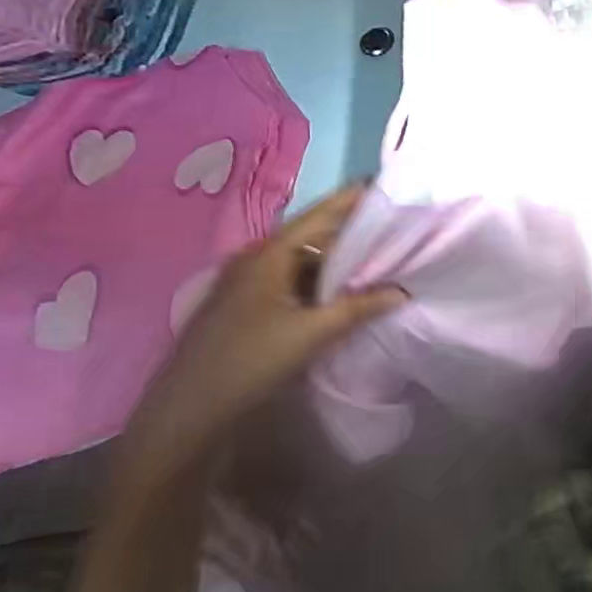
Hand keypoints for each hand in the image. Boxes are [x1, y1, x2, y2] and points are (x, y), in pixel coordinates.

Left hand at [142, 185, 405, 451]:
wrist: (190, 406)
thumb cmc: (252, 360)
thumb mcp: (312, 334)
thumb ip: (357, 308)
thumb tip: (400, 292)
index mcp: (269, 254)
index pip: (318, 215)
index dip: (349, 200)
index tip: (380, 185)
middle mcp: (254, 259)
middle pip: (309, 238)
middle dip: (346, 235)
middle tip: (386, 233)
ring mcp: (244, 283)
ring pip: (297, 263)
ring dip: (330, 264)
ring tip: (369, 265)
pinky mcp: (242, 306)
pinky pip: (286, 283)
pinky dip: (313, 285)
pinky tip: (333, 298)